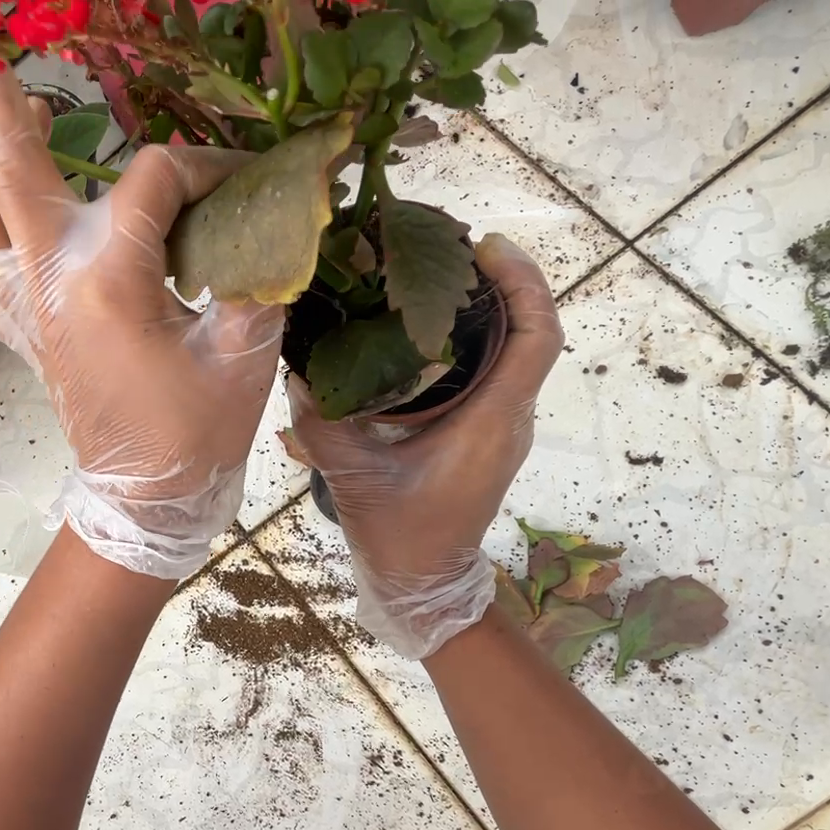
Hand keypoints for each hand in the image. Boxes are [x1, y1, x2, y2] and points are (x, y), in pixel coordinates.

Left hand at [0, 0, 284, 578]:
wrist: (146, 502)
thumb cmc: (196, 435)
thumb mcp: (244, 350)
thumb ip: (256, 268)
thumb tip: (277, 209)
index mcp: (108, 282)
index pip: (153, 180)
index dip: (204, 166)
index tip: (241, 181)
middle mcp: (49, 285)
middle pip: (7, 168)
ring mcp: (26, 312)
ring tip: (19, 125)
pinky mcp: (23, 338)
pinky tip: (15, 229)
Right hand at [288, 235, 562, 657]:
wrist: (424, 580)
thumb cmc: (398, 533)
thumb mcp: (352, 476)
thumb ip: (321, 425)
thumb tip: (294, 372)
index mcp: (488, 423)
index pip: (535, 339)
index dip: (524, 285)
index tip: (489, 248)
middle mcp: (508, 419)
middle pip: (531, 334)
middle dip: (506, 283)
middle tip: (453, 250)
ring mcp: (504, 429)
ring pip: (518, 353)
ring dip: (494, 310)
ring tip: (442, 279)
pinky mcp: (490, 436)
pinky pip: (499, 374)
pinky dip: (479, 341)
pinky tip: (432, 332)